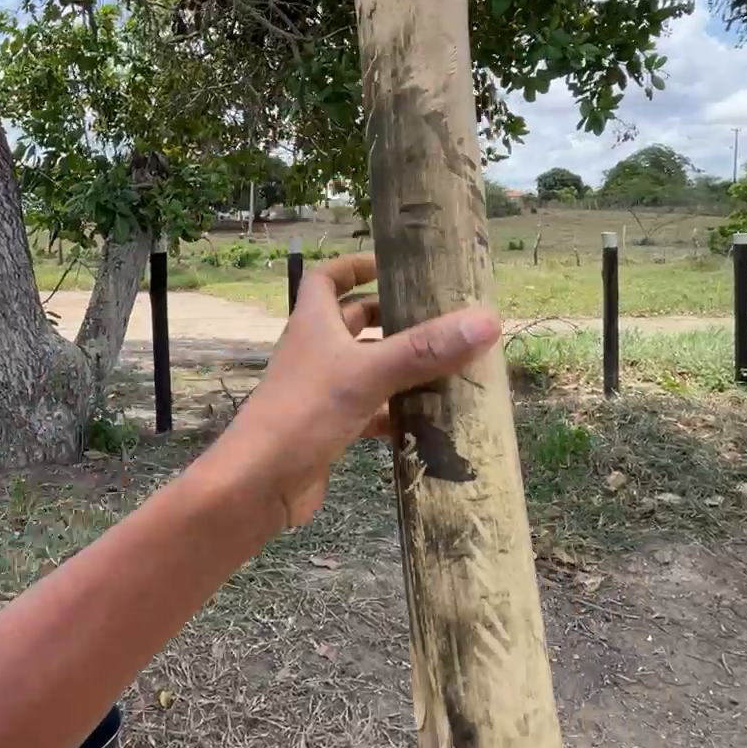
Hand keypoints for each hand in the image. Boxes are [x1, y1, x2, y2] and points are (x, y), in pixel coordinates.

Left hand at [195, 253, 502, 528]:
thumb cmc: (304, 413)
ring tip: (452, 365)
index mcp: (313, 323)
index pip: (326, 278)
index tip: (393, 265)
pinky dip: (396, 410)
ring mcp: (321, 390)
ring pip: (366, 366)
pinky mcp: (330, 426)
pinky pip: (370, 409)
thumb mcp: (366, 374)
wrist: (259, 482)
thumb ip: (423, 350)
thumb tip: (486, 320)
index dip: (354, 266)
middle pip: (353, 321)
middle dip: (393, 317)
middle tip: (443, 318)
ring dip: (401, 365)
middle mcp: (315, 350)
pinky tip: (431, 419)